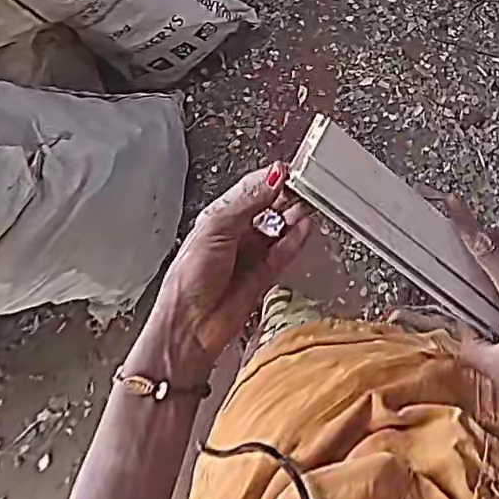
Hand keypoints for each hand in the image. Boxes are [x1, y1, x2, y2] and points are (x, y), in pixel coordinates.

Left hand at [133, 163, 314, 383]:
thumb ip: (249, 201)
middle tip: (304, 186)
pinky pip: (285, 250)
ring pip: (280, 227)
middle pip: (269, 206)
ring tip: (309, 203)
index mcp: (220, 216)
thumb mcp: (217, 227)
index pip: (252, 189)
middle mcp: (237, 232)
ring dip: (294, 215)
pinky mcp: (264, 274)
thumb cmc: (189, 278)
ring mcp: (252, 253)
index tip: (289, 171)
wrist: (189, 327)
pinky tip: (306, 226)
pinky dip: (297, 238)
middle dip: (286, 195)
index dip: (271, 179)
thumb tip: (273, 177)